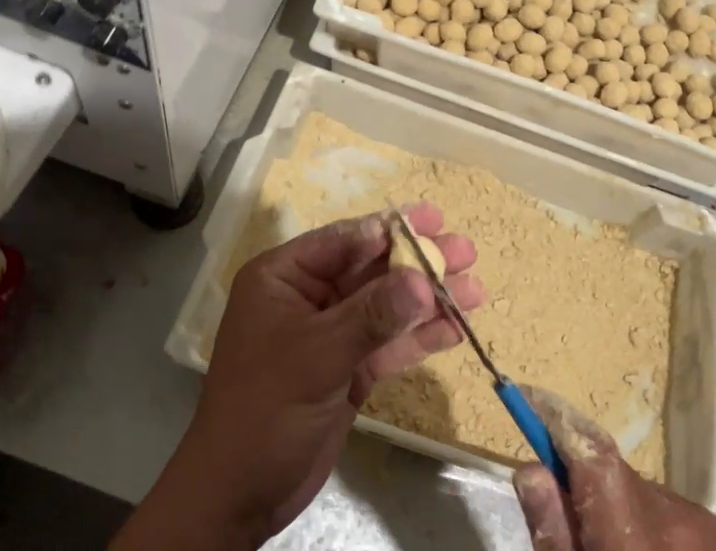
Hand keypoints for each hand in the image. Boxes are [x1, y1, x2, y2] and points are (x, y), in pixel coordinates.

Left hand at [116, 205, 481, 548]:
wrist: (240, 495)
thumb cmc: (264, 410)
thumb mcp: (317, 355)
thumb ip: (372, 316)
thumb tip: (425, 281)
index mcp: (283, 278)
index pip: (342, 242)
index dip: (389, 229)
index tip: (433, 220)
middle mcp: (307, 299)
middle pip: (370, 270)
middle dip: (418, 261)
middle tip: (465, 250)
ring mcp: (330, 335)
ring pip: (386, 307)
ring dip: (428, 300)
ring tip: (475, 288)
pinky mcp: (348, 370)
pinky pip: (389, 344)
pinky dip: (420, 338)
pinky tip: (457, 329)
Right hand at [512, 387, 715, 550]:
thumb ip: (554, 534)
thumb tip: (531, 468)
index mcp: (635, 543)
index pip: (597, 459)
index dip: (562, 424)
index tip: (530, 400)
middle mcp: (678, 523)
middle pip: (614, 475)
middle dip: (580, 478)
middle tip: (556, 509)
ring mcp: (705, 530)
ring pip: (638, 492)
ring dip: (612, 503)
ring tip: (599, 545)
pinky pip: (664, 512)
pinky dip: (640, 521)